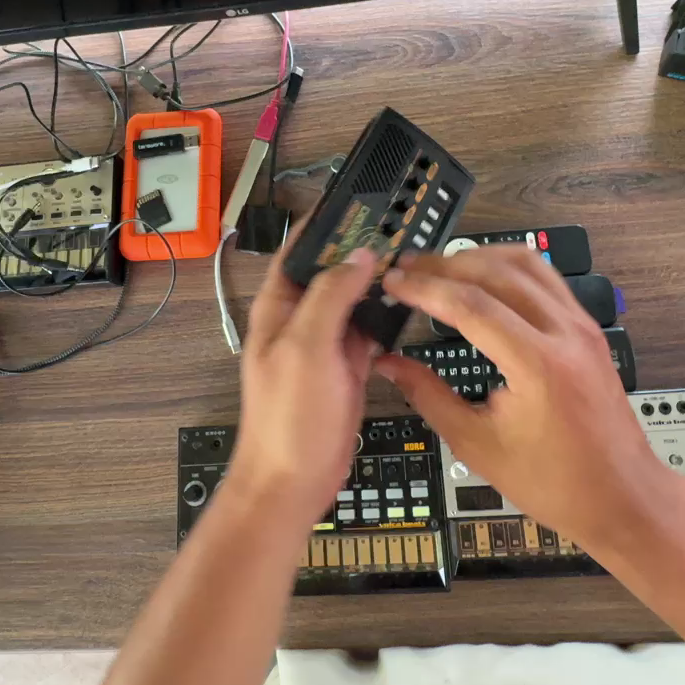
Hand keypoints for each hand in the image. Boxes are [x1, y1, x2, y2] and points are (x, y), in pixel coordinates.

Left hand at [227, 247, 380, 525]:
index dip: (322, 224)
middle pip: (329, 270)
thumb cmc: (287, 416)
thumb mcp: (306, 347)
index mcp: (278, 307)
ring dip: (374, 280)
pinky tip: (406, 301)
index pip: (297, 249)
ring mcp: (324, 343)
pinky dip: (384, 314)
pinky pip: (366, 328)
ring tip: (405, 256)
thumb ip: (330, 296)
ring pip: (352, 298)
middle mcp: (299, 319)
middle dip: (357, 249)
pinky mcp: (345, 365)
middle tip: (393, 226)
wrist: (293, 481)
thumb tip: (358, 256)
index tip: (354, 203)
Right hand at [372, 247, 672, 552]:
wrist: (623, 497)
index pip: (471, 305)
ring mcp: (581, 325)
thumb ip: (428, 395)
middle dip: (444, 265)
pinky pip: (545, 276)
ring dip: (477, 257)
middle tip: (407, 268)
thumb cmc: (554, 482)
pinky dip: (507, 265)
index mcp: (538, 365)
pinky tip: (483, 274)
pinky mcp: (587, 327)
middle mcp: (564, 333)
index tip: (393, 282)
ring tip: (440, 265)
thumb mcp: (477, 445)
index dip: (424, 288)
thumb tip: (388, 362)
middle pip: (496, 272)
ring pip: (525, 262)